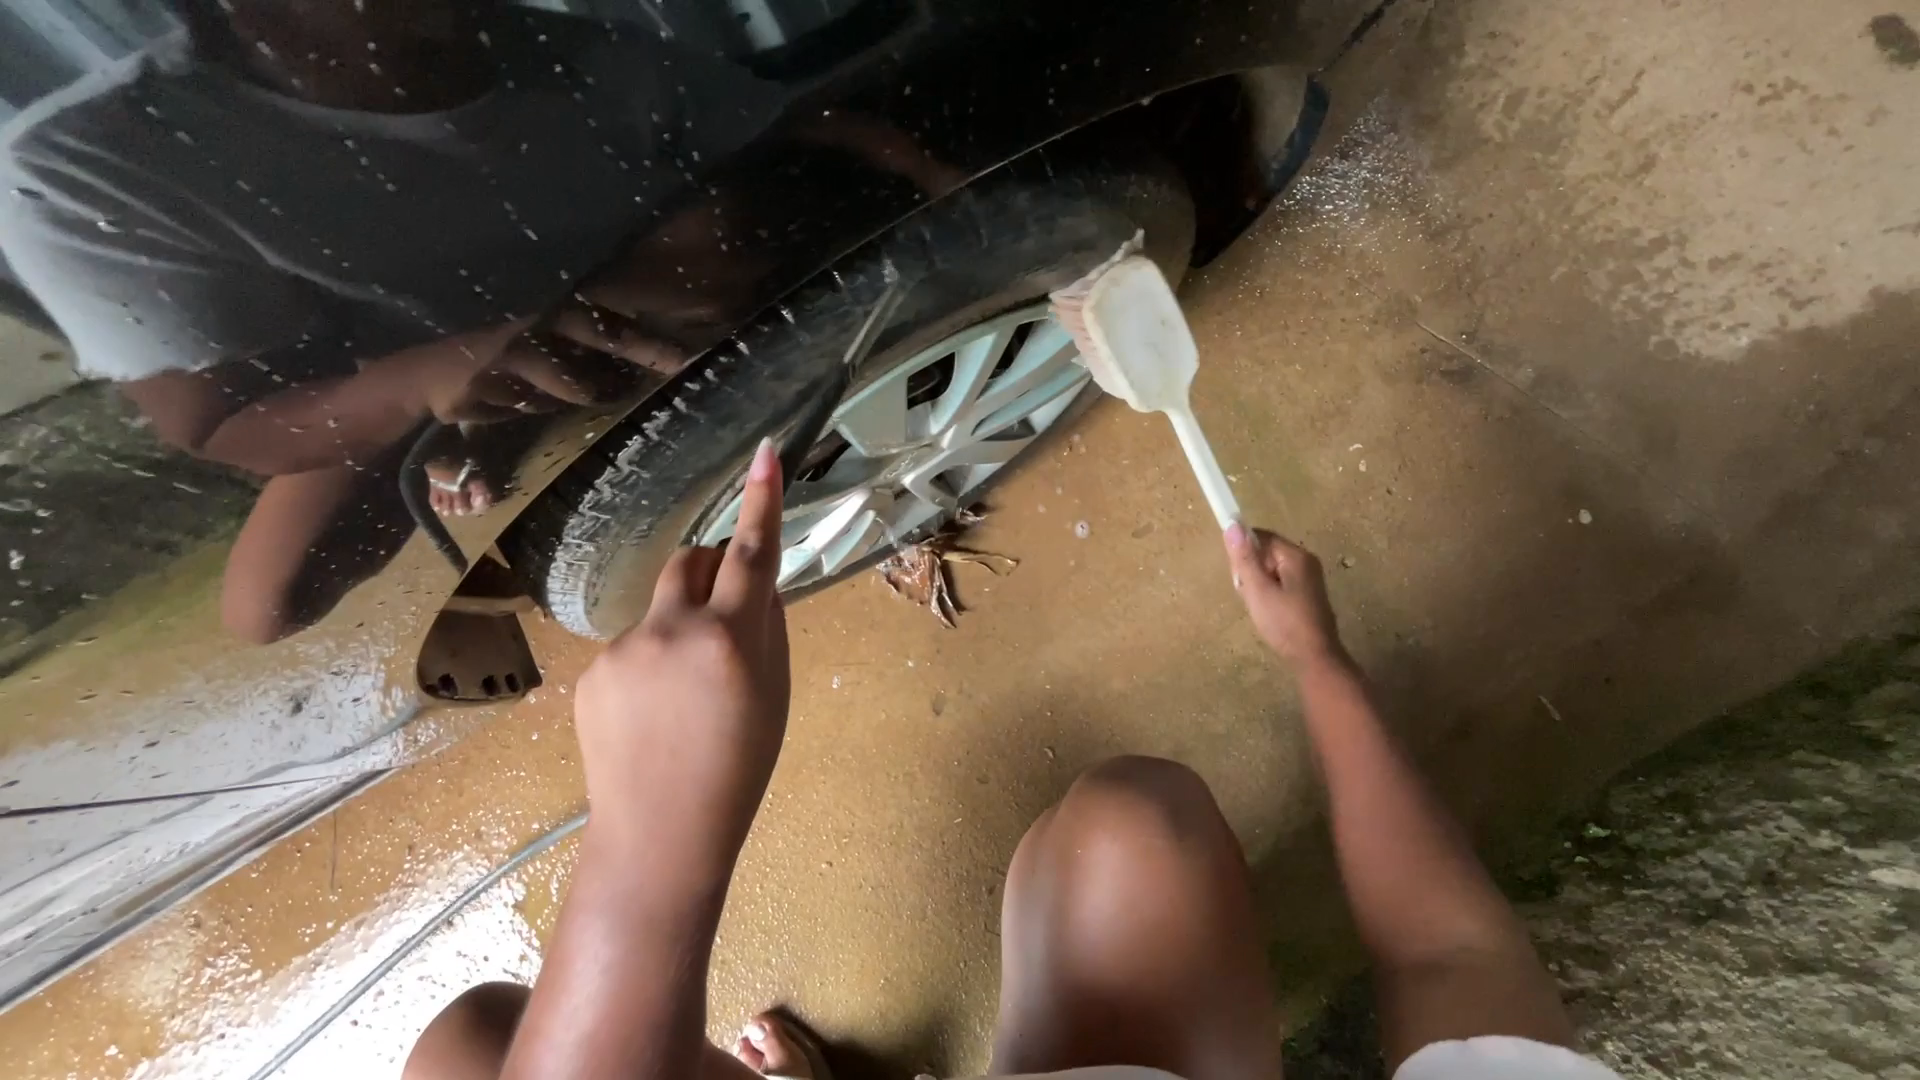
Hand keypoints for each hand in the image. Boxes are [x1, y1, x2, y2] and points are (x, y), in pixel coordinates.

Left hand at [572, 439, 789, 862]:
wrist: (661, 837)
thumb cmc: (740, 769)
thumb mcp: (777, 696)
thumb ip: (769, 628)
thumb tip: (758, 583)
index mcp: (730, 638)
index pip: (752, 553)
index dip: (763, 500)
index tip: (768, 451)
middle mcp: (672, 630)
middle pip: (694, 560)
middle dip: (716, 570)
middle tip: (731, 618)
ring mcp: (623, 649)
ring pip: (662, 606)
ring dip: (683, 623)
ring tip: (689, 691)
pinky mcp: (591, 671)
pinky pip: (632, 642)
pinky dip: (652, 657)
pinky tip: (655, 711)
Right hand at [1224, 523, 1346, 668]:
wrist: (1314, 656)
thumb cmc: (1284, 622)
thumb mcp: (1257, 590)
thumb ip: (1244, 558)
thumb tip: (1232, 525)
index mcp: (1296, 556)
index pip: (1262, 537)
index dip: (1244, 551)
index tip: (1237, 574)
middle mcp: (1306, 562)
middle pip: (1267, 553)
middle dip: (1250, 570)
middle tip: (1248, 594)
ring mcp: (1309, 578)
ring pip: (1271, 570)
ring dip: (1258, 584)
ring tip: (1258, 606)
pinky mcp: (1307, 594)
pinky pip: (1280, 582)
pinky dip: (1268, 593)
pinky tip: (1267, 611)